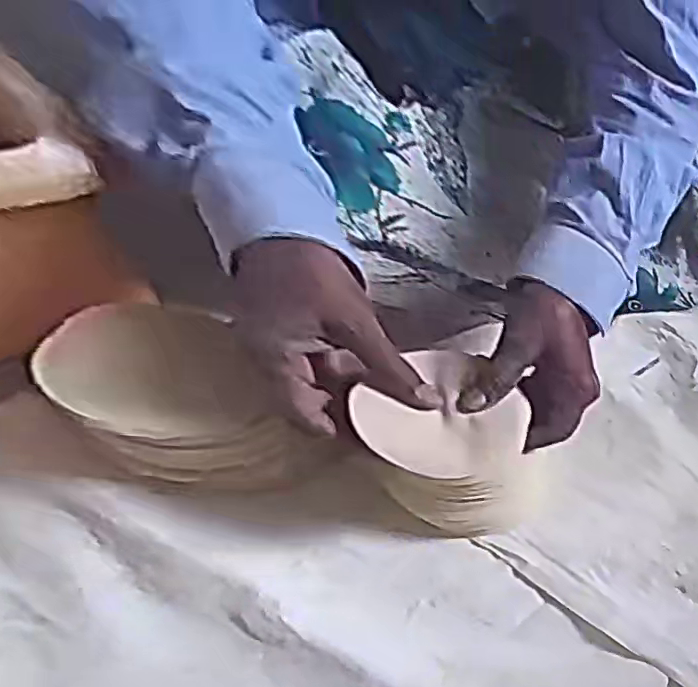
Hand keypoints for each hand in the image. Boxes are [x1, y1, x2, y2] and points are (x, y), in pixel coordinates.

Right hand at [234, 238, 433, 436]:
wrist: (279, 225)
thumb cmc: (310, 273)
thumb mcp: (356, 325)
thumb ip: (389, 368)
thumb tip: (425, 403)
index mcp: (274, 362)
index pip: (305, 419)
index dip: (343, 436)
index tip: (382, 449)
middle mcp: (272, 362)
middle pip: (315, 408)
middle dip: (355, 425)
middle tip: (398, 438)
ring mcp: (285, 350)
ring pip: (324, 390)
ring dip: (358, 404)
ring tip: (399, 418)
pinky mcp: (299, 339)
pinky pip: (326, 371)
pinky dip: (354, 383)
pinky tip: (386, 388)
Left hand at [461, 278, 599, 450]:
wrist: (562, 288)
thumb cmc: (544, 315)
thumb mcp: (517, 347)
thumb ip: (498, 380)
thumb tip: (471, 406)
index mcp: (576, 392)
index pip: (554, 432)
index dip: (530, 443)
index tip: (504, 449)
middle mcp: (582, 394)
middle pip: (554, 425)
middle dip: (528, 432)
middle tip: (497, 437)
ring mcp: (578, 384)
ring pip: (552, 413)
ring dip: (528, 416)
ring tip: (498, 417)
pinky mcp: (570, 375)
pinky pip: (552, 399)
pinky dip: (532, 402)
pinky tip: (509, 396)